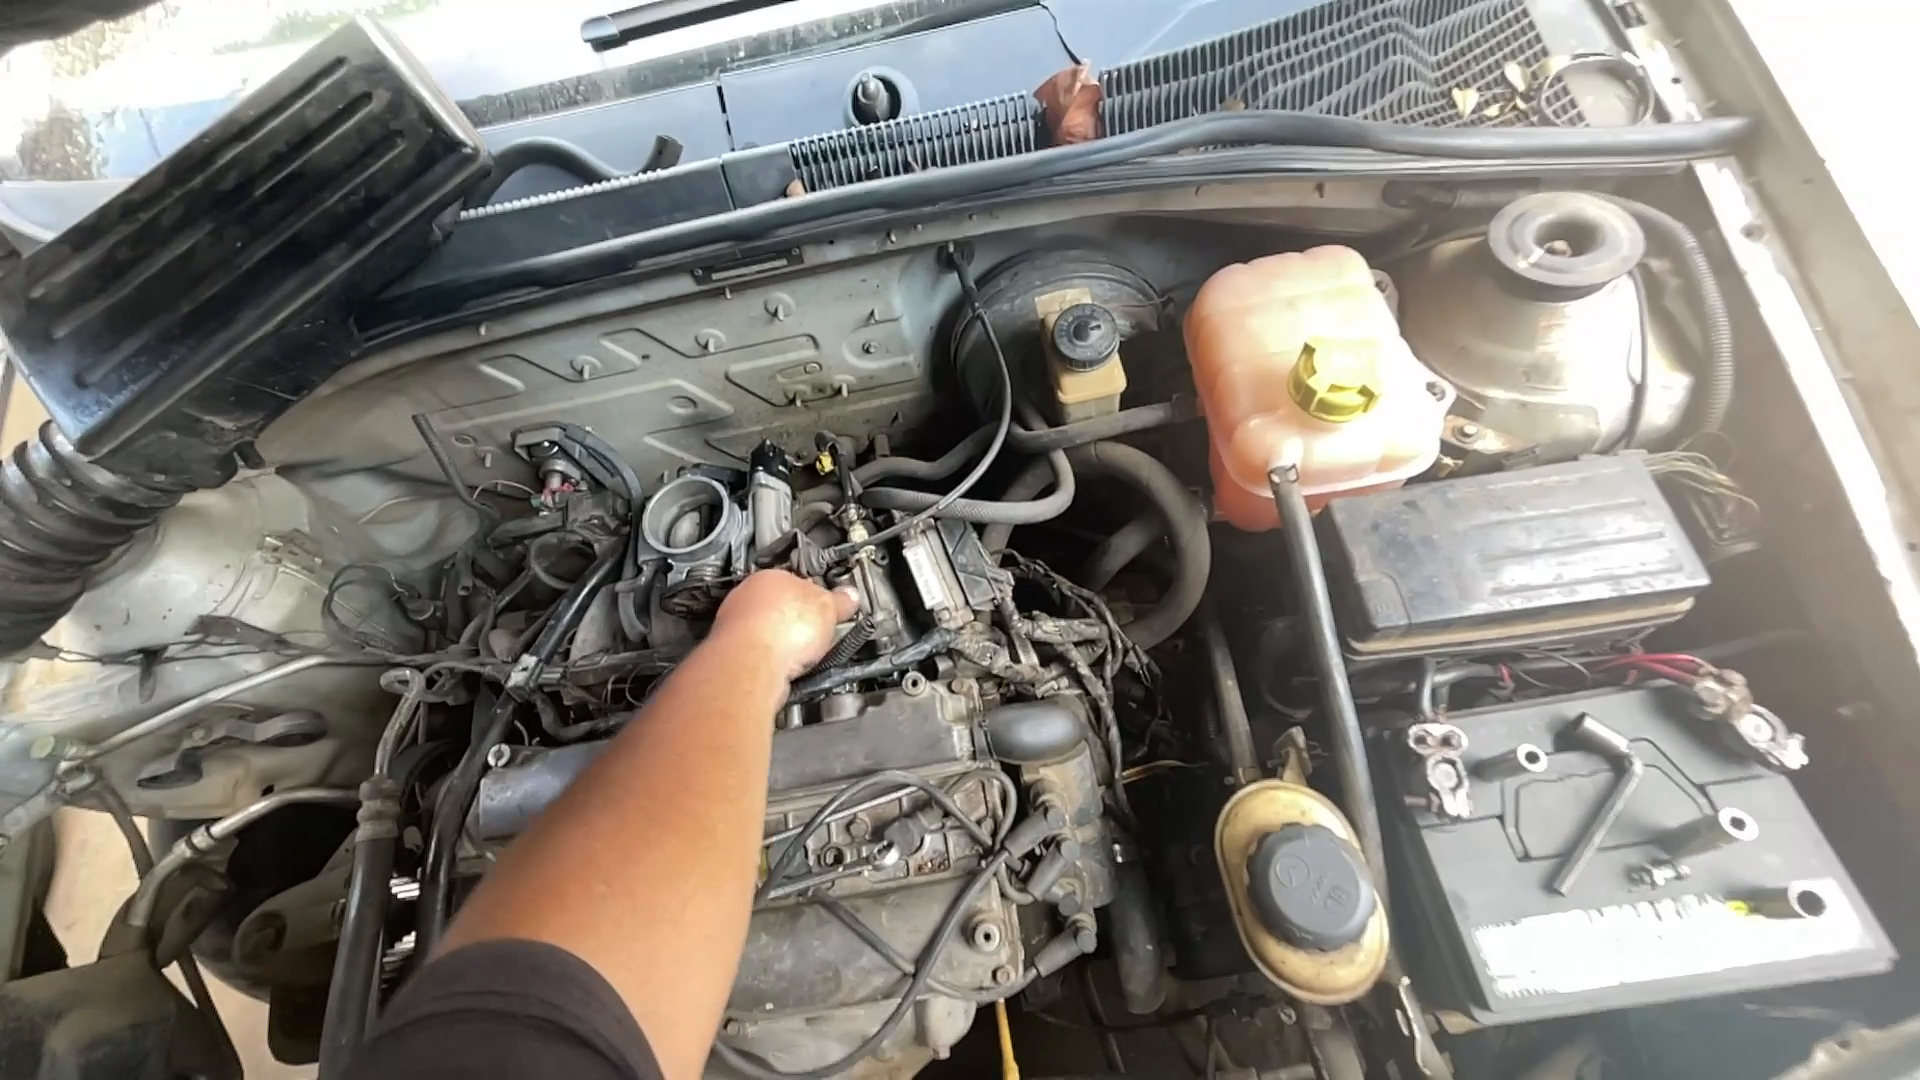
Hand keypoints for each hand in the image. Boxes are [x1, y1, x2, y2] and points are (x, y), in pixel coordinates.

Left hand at [711, 570, 861, 679]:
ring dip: (783, 642)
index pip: (799, 580)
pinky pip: (759, 654)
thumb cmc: (781, 628)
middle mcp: (747, 596)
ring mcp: (735, 625)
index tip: (829, 607)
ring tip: (802, 655)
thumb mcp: (828, 608)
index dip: (818, 596)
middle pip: (781, 605)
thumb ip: (839, 600)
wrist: (752, 664)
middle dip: (799, 619)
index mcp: (772, 576)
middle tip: (819, 633)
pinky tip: (783, 667)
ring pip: (767, 631)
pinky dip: (772, 660)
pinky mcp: (731, 654)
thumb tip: (850, 596)